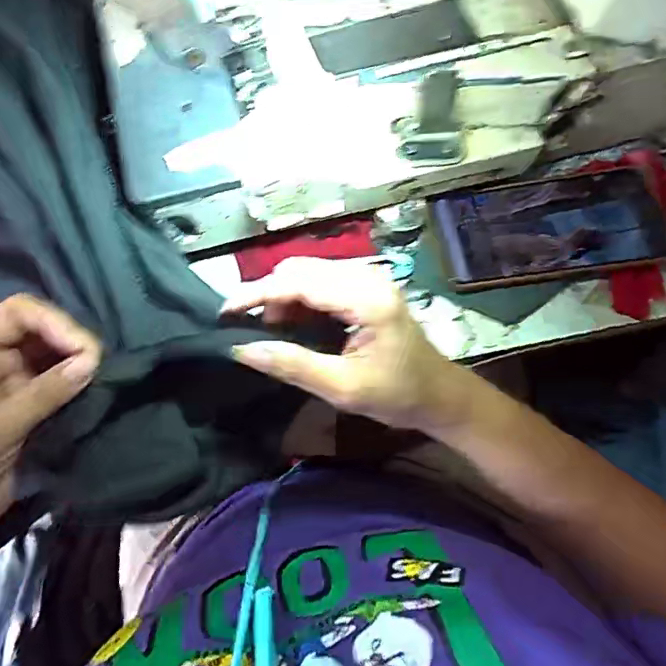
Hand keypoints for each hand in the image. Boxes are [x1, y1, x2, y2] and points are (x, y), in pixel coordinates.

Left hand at [0, 294, 100, 559]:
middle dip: (70, 342)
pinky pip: (54, 386)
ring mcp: (5, 386)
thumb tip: (91, 361)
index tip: (86, 349)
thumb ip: (43, 394)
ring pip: (50, 358)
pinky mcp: (21, 411)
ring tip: (102, 378)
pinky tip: (92, 393)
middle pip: (38, 331)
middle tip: (101, 366)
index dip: (55, 323)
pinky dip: (74, 386)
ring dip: (75, 364)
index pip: (17, 314)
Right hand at [221, 258, 485, 434]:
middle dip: (267, 294)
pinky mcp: (365, 285)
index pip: (297, 283)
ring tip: (270, 330)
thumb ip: (291, 365)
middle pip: (299, 270)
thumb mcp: (341, 388)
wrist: (441, 395)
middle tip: (247, 327)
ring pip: (306, 272)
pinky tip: (291, 323)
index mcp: (365, 298)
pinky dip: (297, 298)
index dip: (256, 294)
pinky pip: (319, 281)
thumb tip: (241, 349)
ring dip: (281, 296)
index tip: (224, 312)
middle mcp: (366, 276)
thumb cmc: (397, 395)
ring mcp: (367, 277)